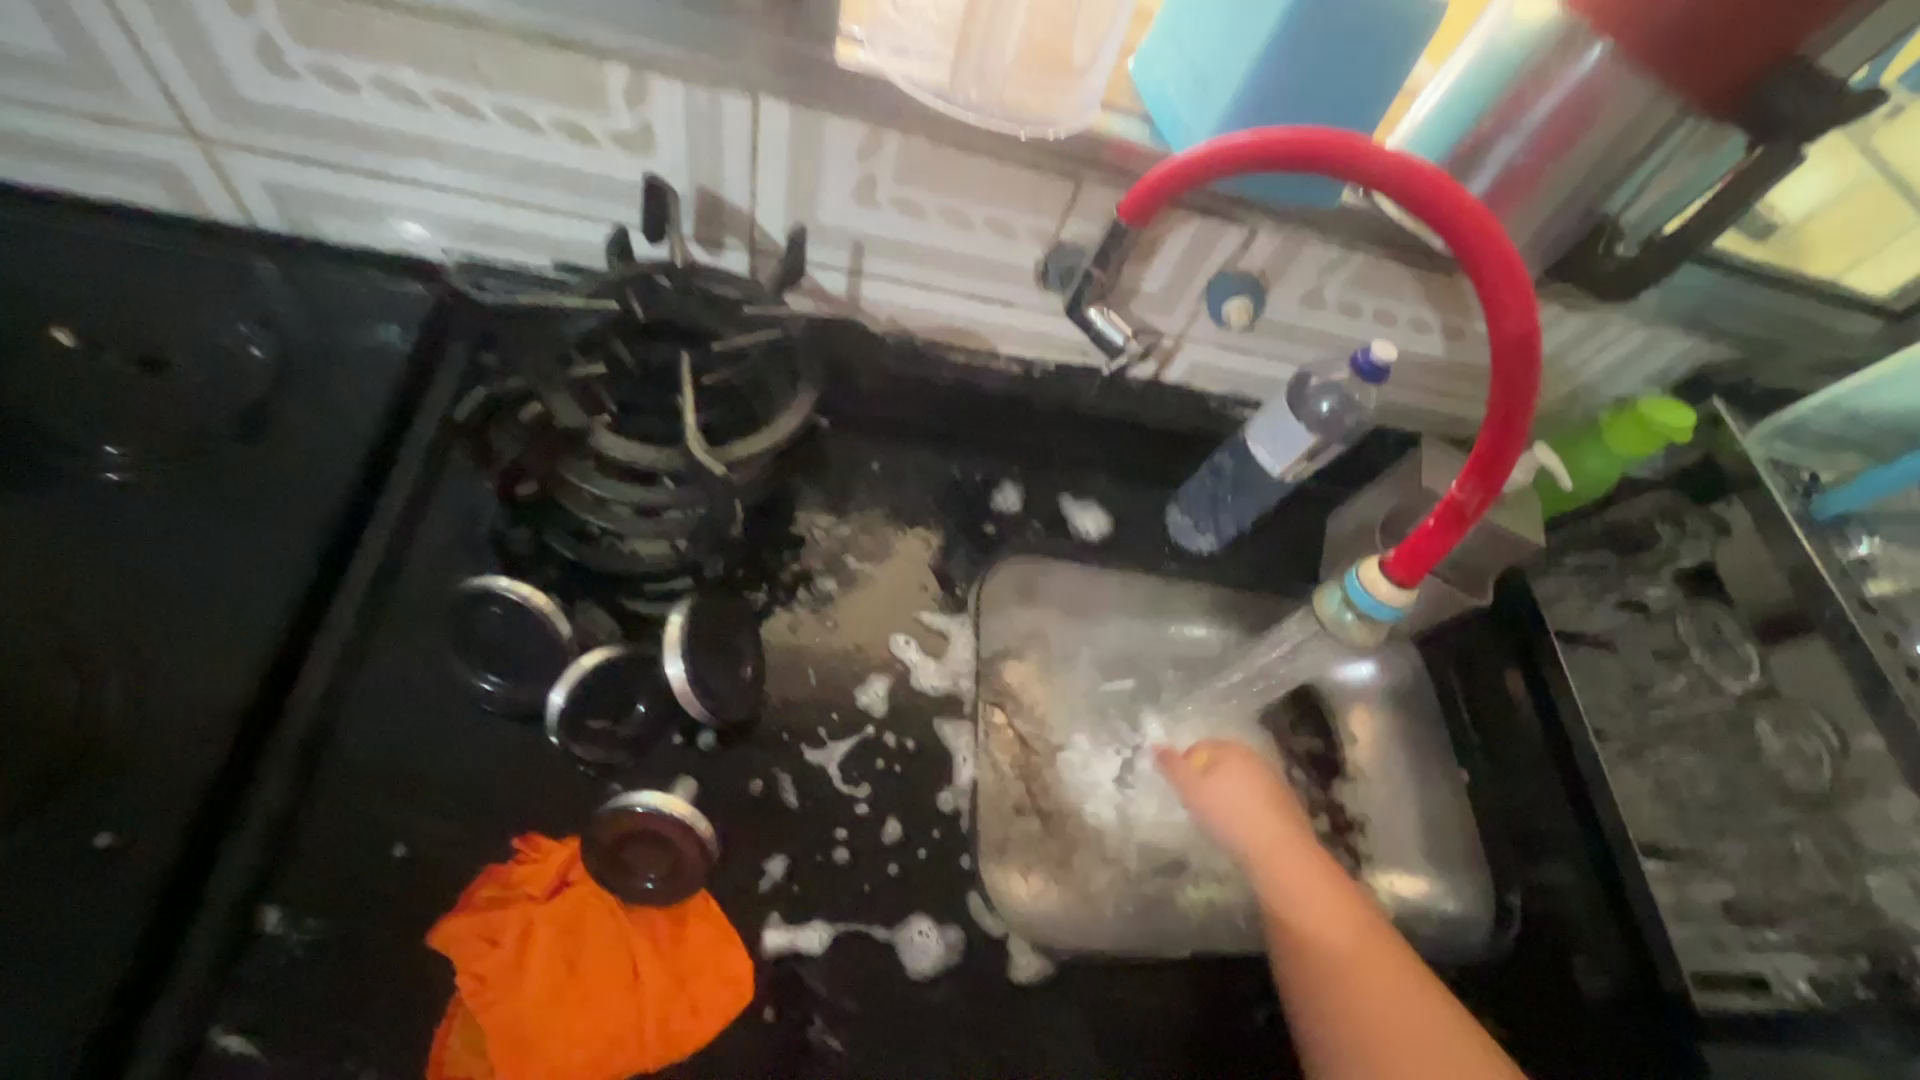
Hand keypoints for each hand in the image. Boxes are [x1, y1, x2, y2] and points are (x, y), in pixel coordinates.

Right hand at [1155, 740, 1317, 875]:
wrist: (1278, 849)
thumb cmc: (1228, 814)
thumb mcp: (1190, 790)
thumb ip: (1171, 766)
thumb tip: (1155, 746)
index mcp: (1231, 748)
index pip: (1199, 747)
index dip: (1185, 767)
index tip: (1182, 791)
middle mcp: (1255, 757)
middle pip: (1221, 762)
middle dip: (1206, 779)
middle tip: (1196, 804)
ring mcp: (1274, 779)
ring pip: (1239, 781)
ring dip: (1226, 793)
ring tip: (1218, 819)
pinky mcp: (1286, 802)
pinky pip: (1256, 798)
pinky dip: (1245, 807)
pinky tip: (1241, 827)